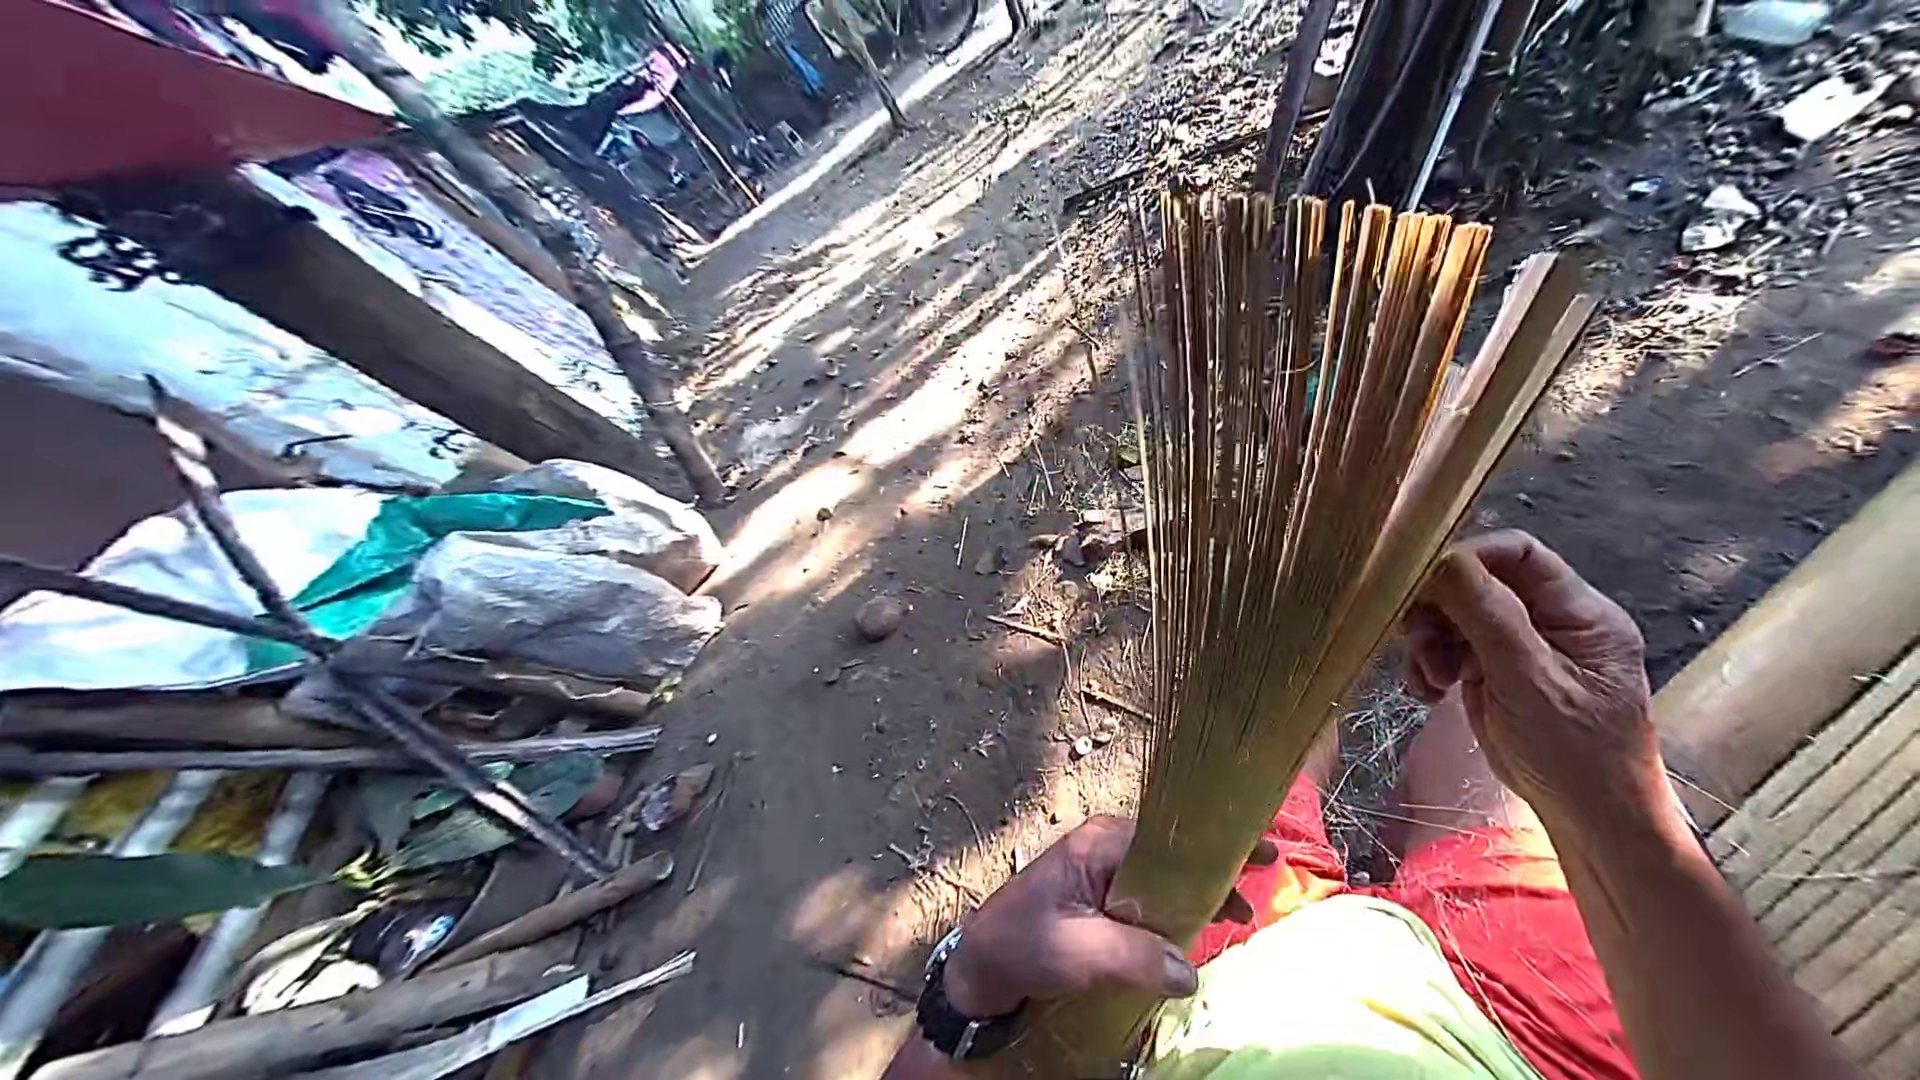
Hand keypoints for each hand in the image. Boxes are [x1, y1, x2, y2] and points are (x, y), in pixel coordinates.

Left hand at [941, 816, 1273, 1016]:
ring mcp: (1102, 869)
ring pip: (1162, 876)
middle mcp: (1105, 846)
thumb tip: (1191, 971)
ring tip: (1236, 914)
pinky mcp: (1099, 893)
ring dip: (1196, 894)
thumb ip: (1134, 955)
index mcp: (1100, 842)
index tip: (1260, 852)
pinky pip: (1148, 895)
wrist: (982, 963)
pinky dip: (1174, 909)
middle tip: (1257, 894)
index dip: (1213, 847)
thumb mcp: (1079, 951)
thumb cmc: (1023, 945)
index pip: (1168, 838)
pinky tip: (1197, 928)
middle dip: (1212, 872)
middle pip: (1170, 855)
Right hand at [1404, 531, 1664, 830]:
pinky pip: (1445, 646)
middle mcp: (1547, 621)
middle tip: (1415, 639)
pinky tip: (1429, 691)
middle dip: (1436, 609)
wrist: (1585, 817)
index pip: (1518, 553)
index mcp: (1579, 613)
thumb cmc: (1574, 751)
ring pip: (1452, 615)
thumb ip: (1488, 615)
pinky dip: (1427, 664)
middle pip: (1475, 583)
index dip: (1467, 557)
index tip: (1422, 583)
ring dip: (1427, 642)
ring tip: (1429, 678)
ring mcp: (1518, 645)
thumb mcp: (1529, 679)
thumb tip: (1442, 560)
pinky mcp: (1491, 668)